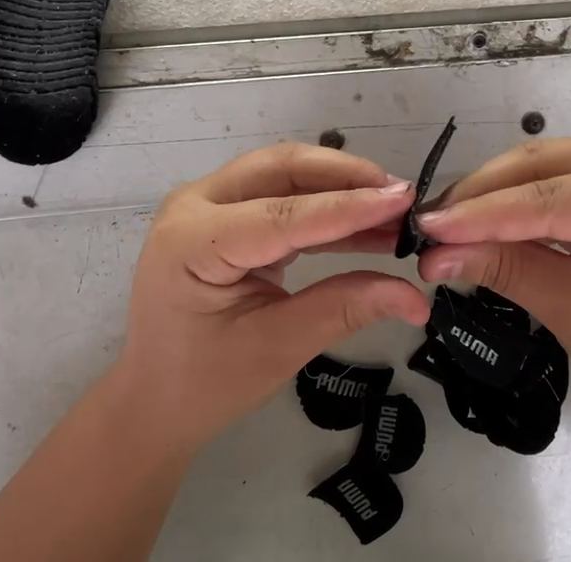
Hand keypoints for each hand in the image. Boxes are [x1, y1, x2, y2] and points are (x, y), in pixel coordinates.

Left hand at [110, 143, 430, 452]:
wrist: (154, 400)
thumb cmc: (205, 384)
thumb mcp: (277, 348)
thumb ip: (344, 309)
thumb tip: (416, 297)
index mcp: (191, 242)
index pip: (282, 214)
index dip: (347, 206)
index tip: (403, 199)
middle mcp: (194, 205)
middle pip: (282, 170)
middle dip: (347, 178)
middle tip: (404, 196)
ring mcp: (207, 202)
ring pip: (285, 173)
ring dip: (341, 187)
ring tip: (395, 208)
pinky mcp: (224, 210)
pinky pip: (281, 193)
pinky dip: (325, 204)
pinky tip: (366, 221)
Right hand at [416, 140, 570, 421]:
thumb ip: (506, 270)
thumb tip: (432, 253)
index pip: (549, 196)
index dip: (482, 214)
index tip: (425, 227)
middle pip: (543, 166)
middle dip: (482, 196)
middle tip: (427, 228)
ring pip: (544, 167)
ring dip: (493, 194)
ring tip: (446, 226)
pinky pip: (557, 181)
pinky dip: (517, 201)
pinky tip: (482, 221)